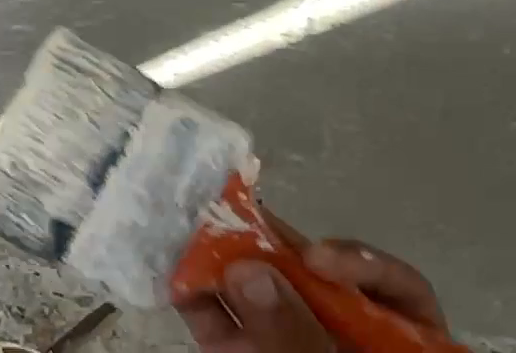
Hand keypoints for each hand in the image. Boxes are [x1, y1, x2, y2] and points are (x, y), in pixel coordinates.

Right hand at [176, 219, 447, 352]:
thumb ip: (298, 336)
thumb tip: (248, 270)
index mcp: (392, 342)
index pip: (393, 289)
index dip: (359, 262)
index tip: (317, 258)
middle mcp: (333, 328)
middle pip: (303, 274)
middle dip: (262, 243)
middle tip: (226, 215)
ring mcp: (277, 331)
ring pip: (248, 283)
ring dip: (212, 253)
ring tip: (183, 223)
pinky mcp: (230, 341)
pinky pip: (207, 308)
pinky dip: (182, 282)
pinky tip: (161, 257)